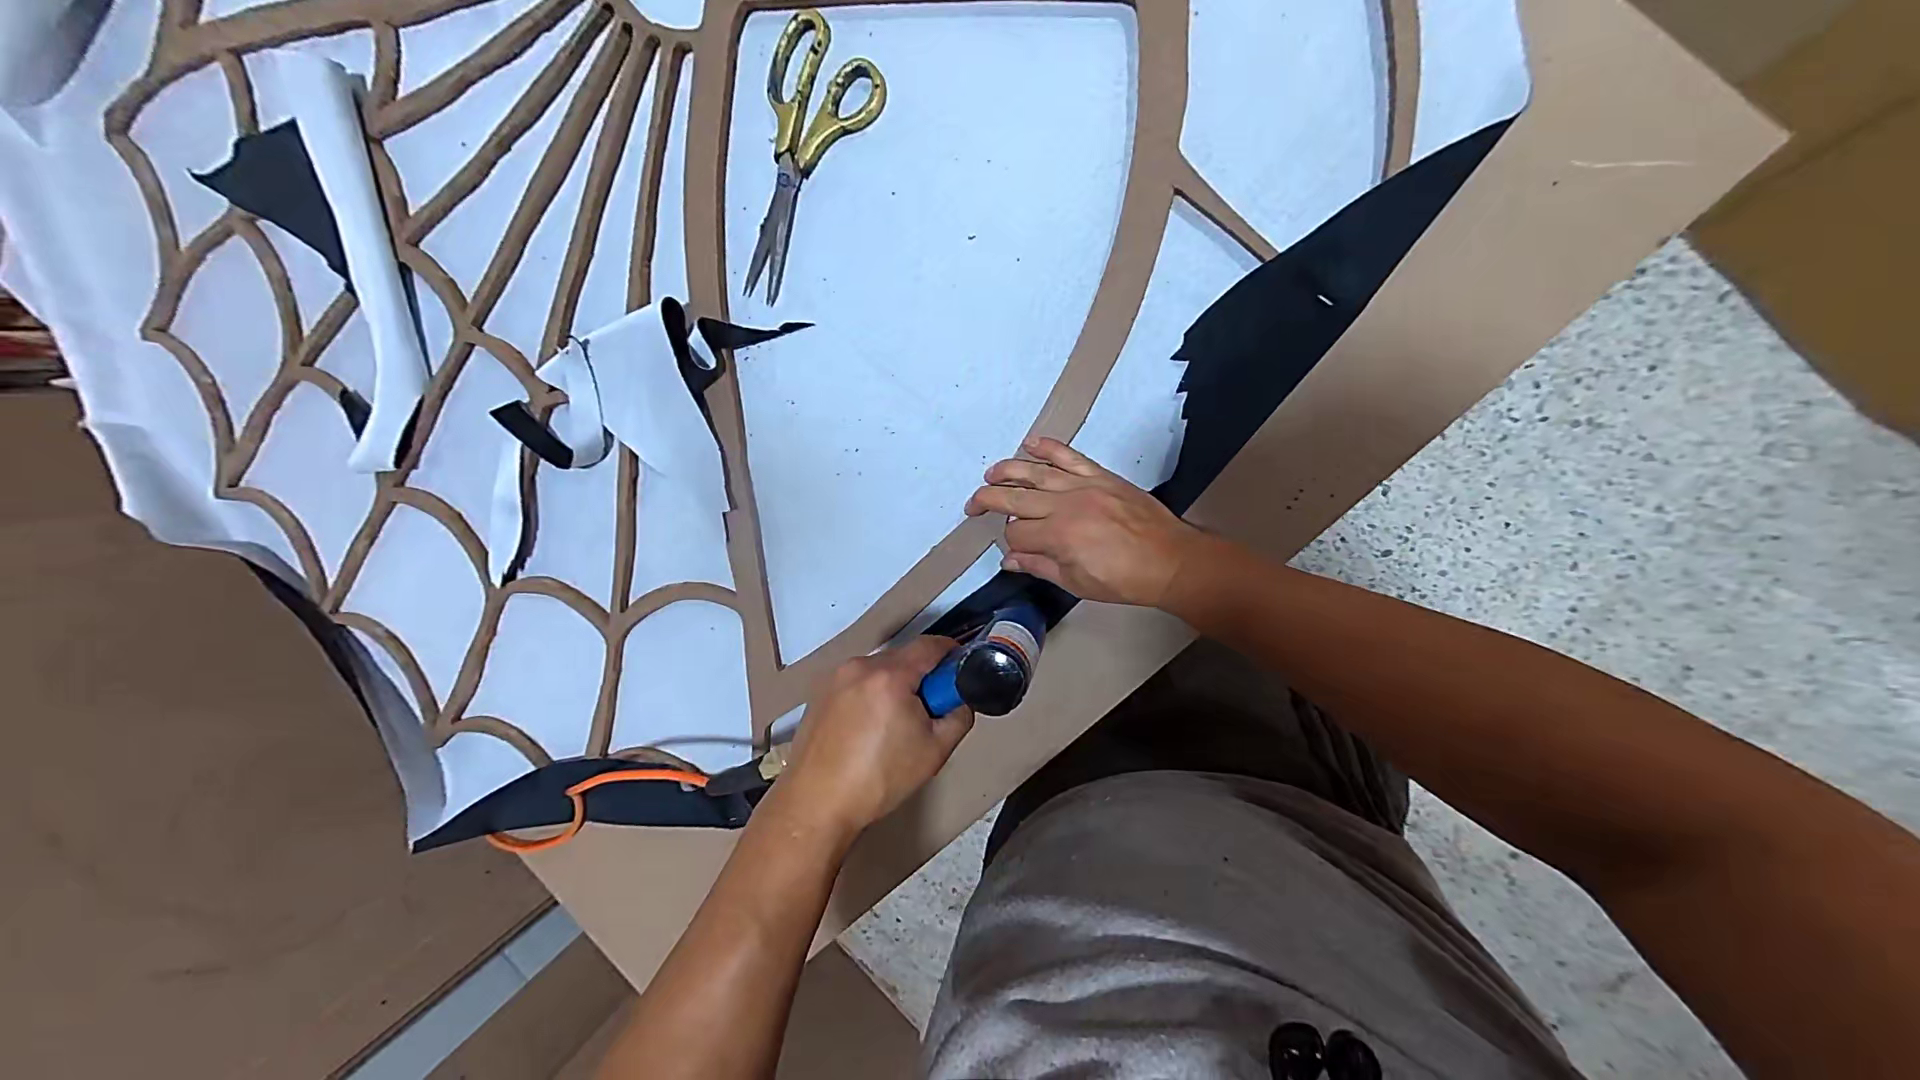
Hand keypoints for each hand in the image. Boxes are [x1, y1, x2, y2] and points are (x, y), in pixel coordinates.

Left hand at [778, 637, 974, 838]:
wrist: (816, 805)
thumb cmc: (872, 782)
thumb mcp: (935, 751)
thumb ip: (959, 715)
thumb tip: (961, 700)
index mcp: (888, 677)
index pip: (931, 645)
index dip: (952, 655)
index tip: (958, 674)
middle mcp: (859, 668)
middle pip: (905, 658)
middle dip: (923, 679)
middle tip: (930, 713)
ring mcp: (836, 679)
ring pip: (880, 671)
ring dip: (896, 689)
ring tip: (897, 730)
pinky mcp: (821, 694)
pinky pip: (858, 684)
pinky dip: (872, 698)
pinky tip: (872, 733)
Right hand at [965, 437, 1204, 607]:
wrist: (1169, 560)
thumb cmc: (1124, 579)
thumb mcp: (1077, 583)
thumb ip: (1039, 567)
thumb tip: (1009, 560)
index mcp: (1058, 536)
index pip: (1016, 534)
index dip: (1010, 544)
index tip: (1018, 551)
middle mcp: (1065, 505)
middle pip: (1013, 498)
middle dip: (988, 501)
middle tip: (973, 505)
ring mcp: (1083, 486)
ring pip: (1035, 472)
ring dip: (1008, 471)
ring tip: (991, 474)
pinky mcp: (1100, 476)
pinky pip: (1069, 455)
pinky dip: (1048, 446)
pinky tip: (1030, 443)